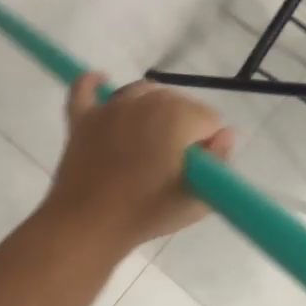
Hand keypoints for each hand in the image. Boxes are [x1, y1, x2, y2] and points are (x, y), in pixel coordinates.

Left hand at [42, 74, 234, 252]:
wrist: (88, 224)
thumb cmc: (146, 213)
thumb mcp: (198, 196)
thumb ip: (220, 160)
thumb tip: (225, 134)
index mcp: (177, 116)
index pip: (208, 118)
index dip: (203, 144)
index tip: (189, 169)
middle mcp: (143, 102)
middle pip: (174, 103)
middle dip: (178, 126)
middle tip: (165, 164)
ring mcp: (108, 109)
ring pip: (138, 93)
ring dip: (147, 109)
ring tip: (145, 140)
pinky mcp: (80, 120)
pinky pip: (83, 89)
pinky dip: (91, 83)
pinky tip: (100, 81)